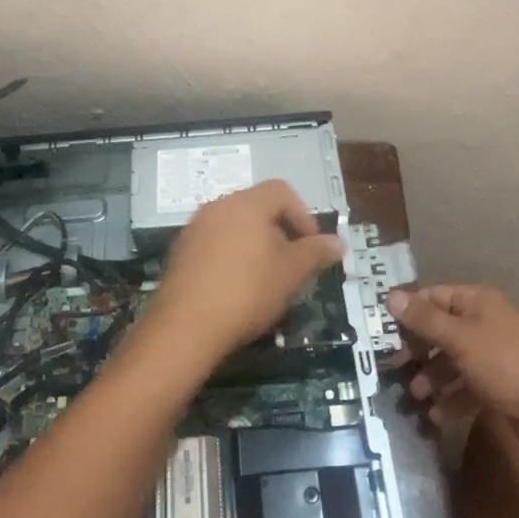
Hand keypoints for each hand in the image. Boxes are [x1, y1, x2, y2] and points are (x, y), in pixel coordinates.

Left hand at [144, 180, 343, 362]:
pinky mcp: (180, 251)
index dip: (303, 215)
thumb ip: (316, 252)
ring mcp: (194, 228)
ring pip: (235, 226)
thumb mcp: (291, 273)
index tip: (310, 246)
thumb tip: (338, 242)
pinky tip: (236, 288)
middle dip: (280, 232)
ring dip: (256, 245)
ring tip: (266, 279)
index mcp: (246, 203)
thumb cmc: (247, 292)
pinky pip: (214, 243)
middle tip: (291, 264)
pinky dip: (231, 256)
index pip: (281, 190)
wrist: (185, 327)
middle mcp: (217, 206)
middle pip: (257, 207)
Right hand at [387, 284, 518, 433]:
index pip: (436, 295)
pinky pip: (469, 387)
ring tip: (416, 395)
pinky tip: (437, 414)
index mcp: (480, 302)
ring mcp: (497, 357)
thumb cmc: (506, 364)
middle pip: (444, 329)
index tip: (383, 330)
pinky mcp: (502, 387)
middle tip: (395, 365)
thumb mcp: (460, 338)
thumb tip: (390, 295)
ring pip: (454, 360)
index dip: (410, 310)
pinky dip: (452, 398)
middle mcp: (488, 323)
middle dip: (419, 348)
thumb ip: (424, 319)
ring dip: (433, 376)